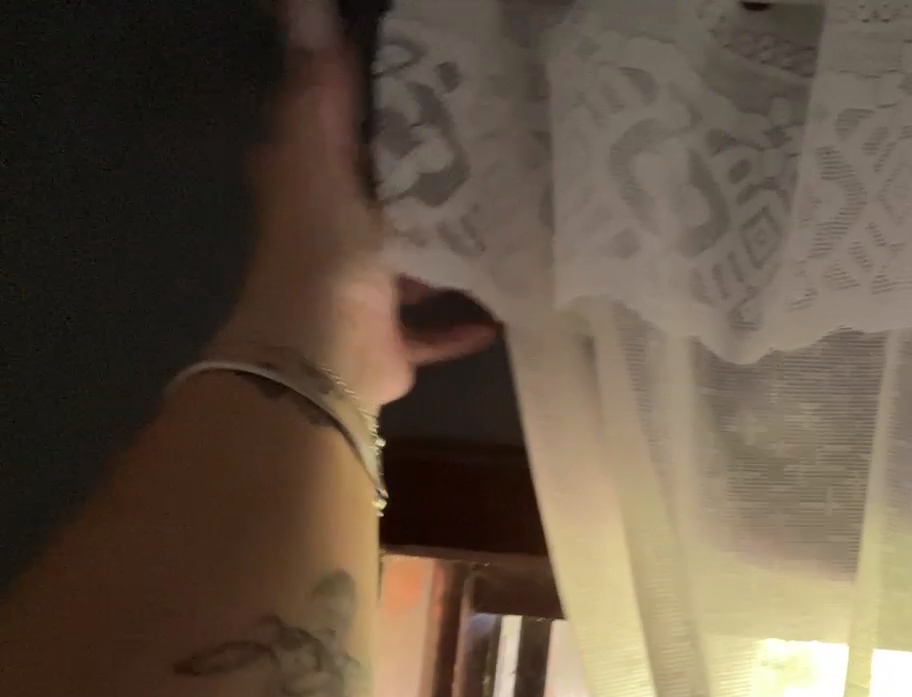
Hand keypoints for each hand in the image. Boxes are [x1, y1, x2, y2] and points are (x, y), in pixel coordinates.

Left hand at [215, 0, 495, 405]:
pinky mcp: (394, 337)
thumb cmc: (323, 256)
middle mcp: (337, 234)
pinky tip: (505, 312)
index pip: (346, 135)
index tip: (444, 96)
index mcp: (311, 185)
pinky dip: (467, 323)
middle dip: (437, 188)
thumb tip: (309, 2)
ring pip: (420, 265)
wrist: (324, 356)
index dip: (385, 111)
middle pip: (391, 202)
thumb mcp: (320, 163)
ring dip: (458, 256)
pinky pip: (439, 328)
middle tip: (497, 165)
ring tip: (513, 237)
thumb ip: (324, 96)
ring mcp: (368, 289)